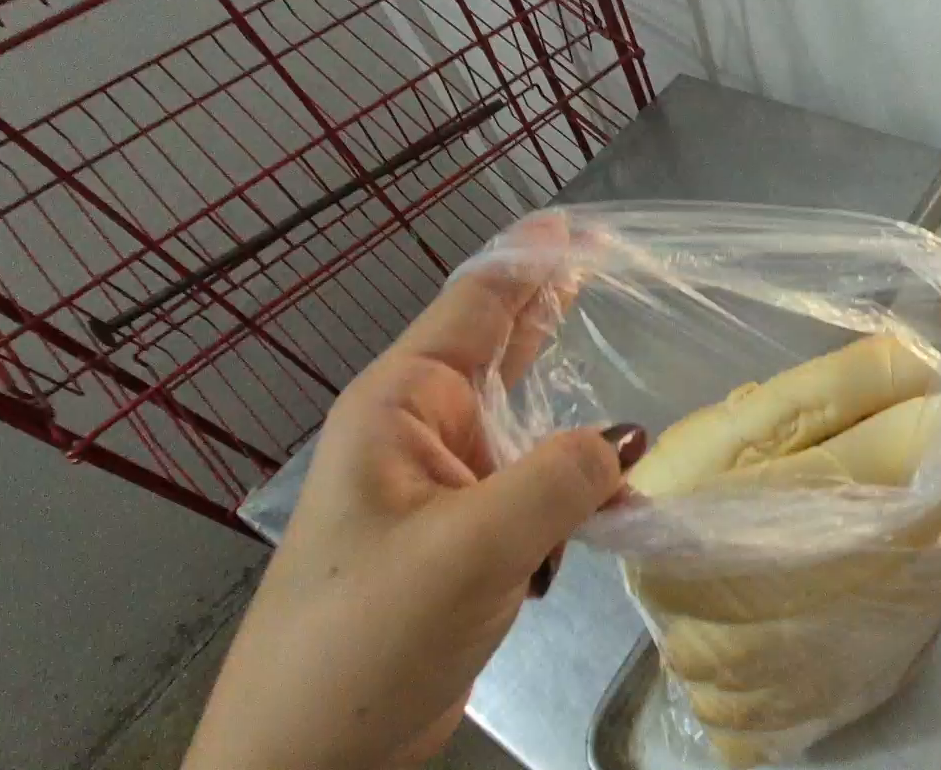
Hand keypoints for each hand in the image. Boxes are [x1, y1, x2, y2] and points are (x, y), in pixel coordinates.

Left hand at [184, 214, 644, 769]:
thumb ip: (560, 479)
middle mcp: (422, 430)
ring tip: (611, 344)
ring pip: (523, 415)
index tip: (577, 225)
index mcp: (402, 406)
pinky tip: (617, 488)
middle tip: (600, 254)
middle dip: (547, 300)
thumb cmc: (365, 636)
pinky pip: (536, 480)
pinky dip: (578, 477)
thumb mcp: (470, 548)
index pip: (472, 305)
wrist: (309, 761)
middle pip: (495, 342)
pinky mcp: (467, 532)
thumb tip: (631, 437)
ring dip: (570, 393)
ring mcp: (444, 483)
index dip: (527, 258)